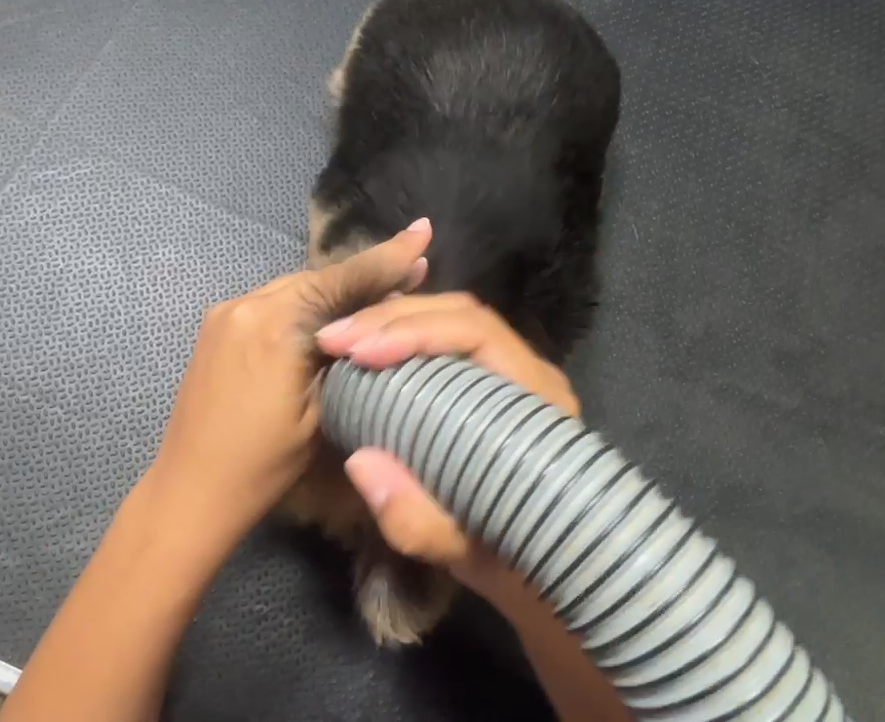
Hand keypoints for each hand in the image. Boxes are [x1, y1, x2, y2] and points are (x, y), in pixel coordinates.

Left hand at [150, 219, 431, 539]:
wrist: (190, 490)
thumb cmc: (264, 465)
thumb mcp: (323, 413)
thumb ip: (349, 358)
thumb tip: (380, 320)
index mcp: (276, 326)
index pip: (344, 280)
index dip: (389, 258)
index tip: (424, 230)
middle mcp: (247, 304)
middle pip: (319, 279)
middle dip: (366, 274)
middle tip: (415, 267)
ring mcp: (226, 312)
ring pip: (296, 288)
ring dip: (336, 289)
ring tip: (381, 289)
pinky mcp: (217, 325)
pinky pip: (273, 302)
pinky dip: (305, 304)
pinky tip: (330, 313)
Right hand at [313, 292, 578, 602]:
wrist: (550, 571)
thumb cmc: (517, 560)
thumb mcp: (467, 554)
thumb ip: (418, 519)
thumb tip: (359, 462)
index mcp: (537, 399)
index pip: (478, 333)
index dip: (416, 332)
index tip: (362, 352)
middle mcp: (528, 373)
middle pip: (460, 314)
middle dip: (391, 319)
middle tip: (334, 338)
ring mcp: (509, 373)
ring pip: (450, 319)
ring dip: (391, 322)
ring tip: (341, 339)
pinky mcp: (487, 382)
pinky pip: (444, 342)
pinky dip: (400, 337)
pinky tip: (366, 348)